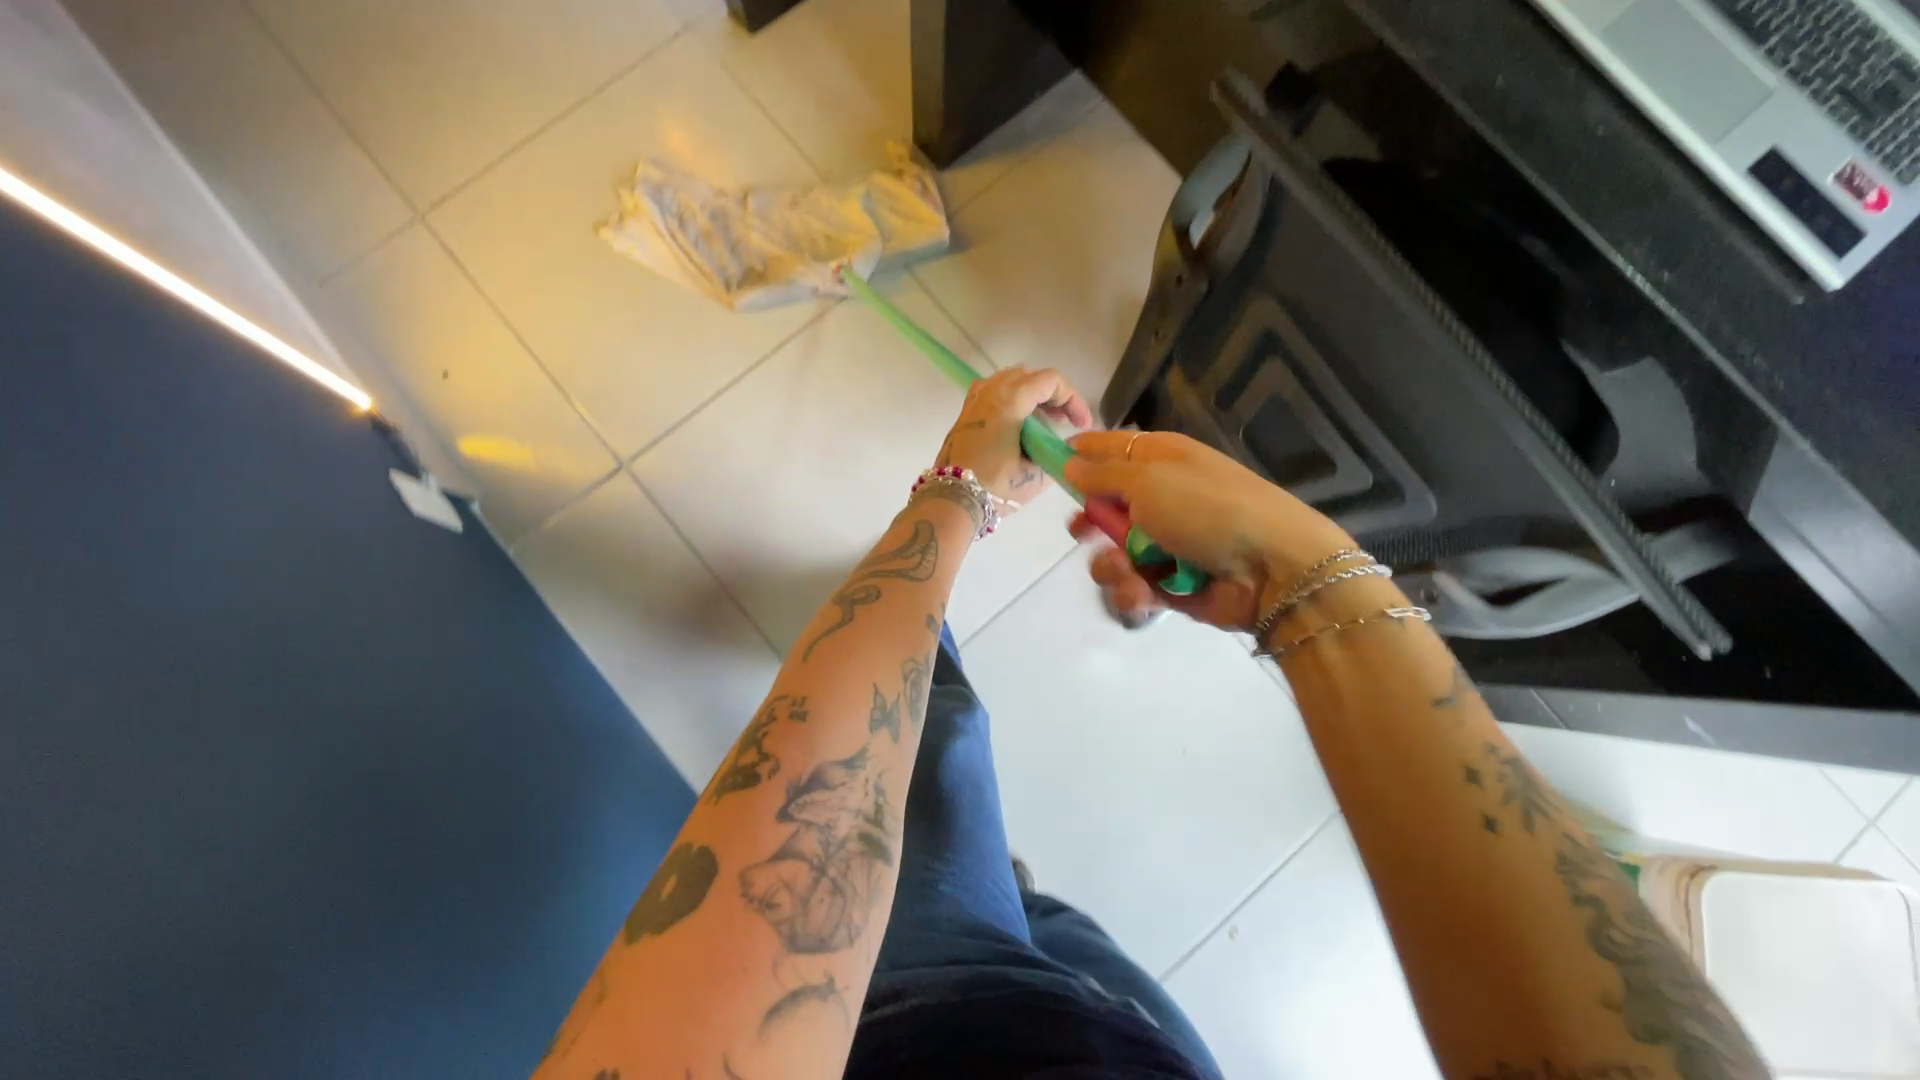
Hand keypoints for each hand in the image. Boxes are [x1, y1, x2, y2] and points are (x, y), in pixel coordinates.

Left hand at [934, 367, 1094, 510]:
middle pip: (1030, 376)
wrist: (951, 500)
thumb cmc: (994, 487)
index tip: (1081, 424)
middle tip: (1064, 422)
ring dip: (1031, 396)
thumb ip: (1054, 455)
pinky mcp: (965, 414)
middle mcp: (990, 392)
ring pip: (1009, 382)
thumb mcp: (1034, 476)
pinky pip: (992, 393)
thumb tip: (1062, 449)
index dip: (1072, 398)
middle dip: (1052, 396)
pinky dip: (1010, 400)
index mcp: (1009, 400)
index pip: (1050, 381)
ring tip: (1042, 423)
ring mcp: (974, 401)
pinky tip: (1017, 424)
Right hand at [1063, 431, 1357, 629]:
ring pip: (1112, 551)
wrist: (1272, 567)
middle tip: (1081, 532)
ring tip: (1125, 568)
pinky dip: (1131, 589)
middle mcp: (1161, 497)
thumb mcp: (1148, 479)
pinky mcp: (1169, 582)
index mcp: (1160, 458)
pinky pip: (1131, 583)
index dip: (1078, 455)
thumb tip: (1071, 462)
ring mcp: (1166, 541)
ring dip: (1111, 564)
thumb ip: (1102, 474)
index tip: (1046, 465)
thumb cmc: (1207, 507)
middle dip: (1089, 522)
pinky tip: (1142, 591)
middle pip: (1104, 505)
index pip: (1110, 448)